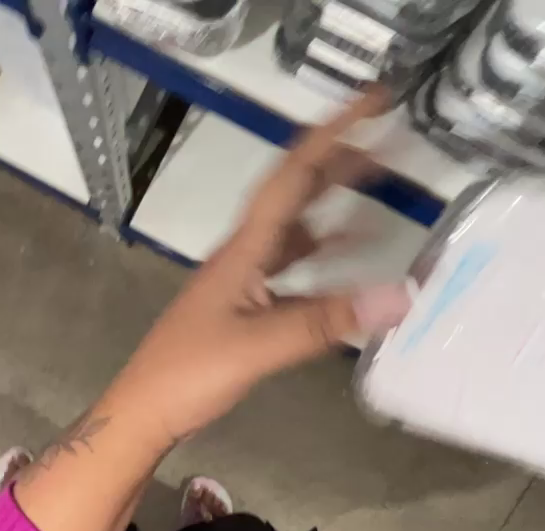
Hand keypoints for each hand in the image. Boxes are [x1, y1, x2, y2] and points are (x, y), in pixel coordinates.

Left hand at [12, 93, 409, 530]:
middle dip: (338, 170)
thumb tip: (402, 297)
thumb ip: (324, 323)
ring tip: (376, 207)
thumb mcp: (257, 347)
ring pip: (289, 239)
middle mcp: (240, 259)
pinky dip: (316, 269)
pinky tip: (339, 278)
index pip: (290, 177)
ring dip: (330, 219)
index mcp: (242, 252)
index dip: (332, 136)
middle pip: (292, 200)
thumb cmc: (188, 375)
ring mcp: (237, 287)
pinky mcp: (236, 315)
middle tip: (386, 150)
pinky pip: (285, 278)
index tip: (372, 104)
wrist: (143, 412)